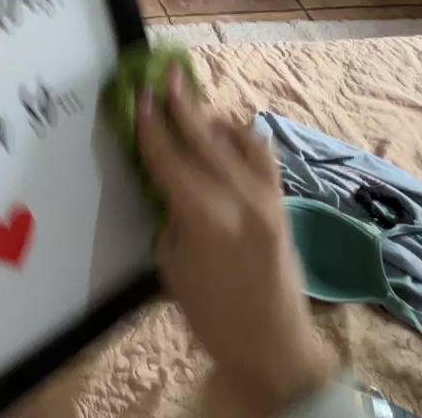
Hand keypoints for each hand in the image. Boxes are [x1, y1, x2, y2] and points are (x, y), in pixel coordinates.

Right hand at [136, 69, 334, 413]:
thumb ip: (171, 211)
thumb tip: (168, 177)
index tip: (140, 95)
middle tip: (167, 73)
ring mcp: (267, 199)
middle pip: (203, 139)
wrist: (275, 347)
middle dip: (182, 104)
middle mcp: (240, 199)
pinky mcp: (282, 204)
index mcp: (204, 216)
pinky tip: (228, 128)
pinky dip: (243, 137)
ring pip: (236, 141)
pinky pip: (263, 157)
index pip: (169, 158)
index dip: (151, 126)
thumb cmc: (210, 312)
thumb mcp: (171, 259)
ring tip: (192, 98)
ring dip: (212, 117)